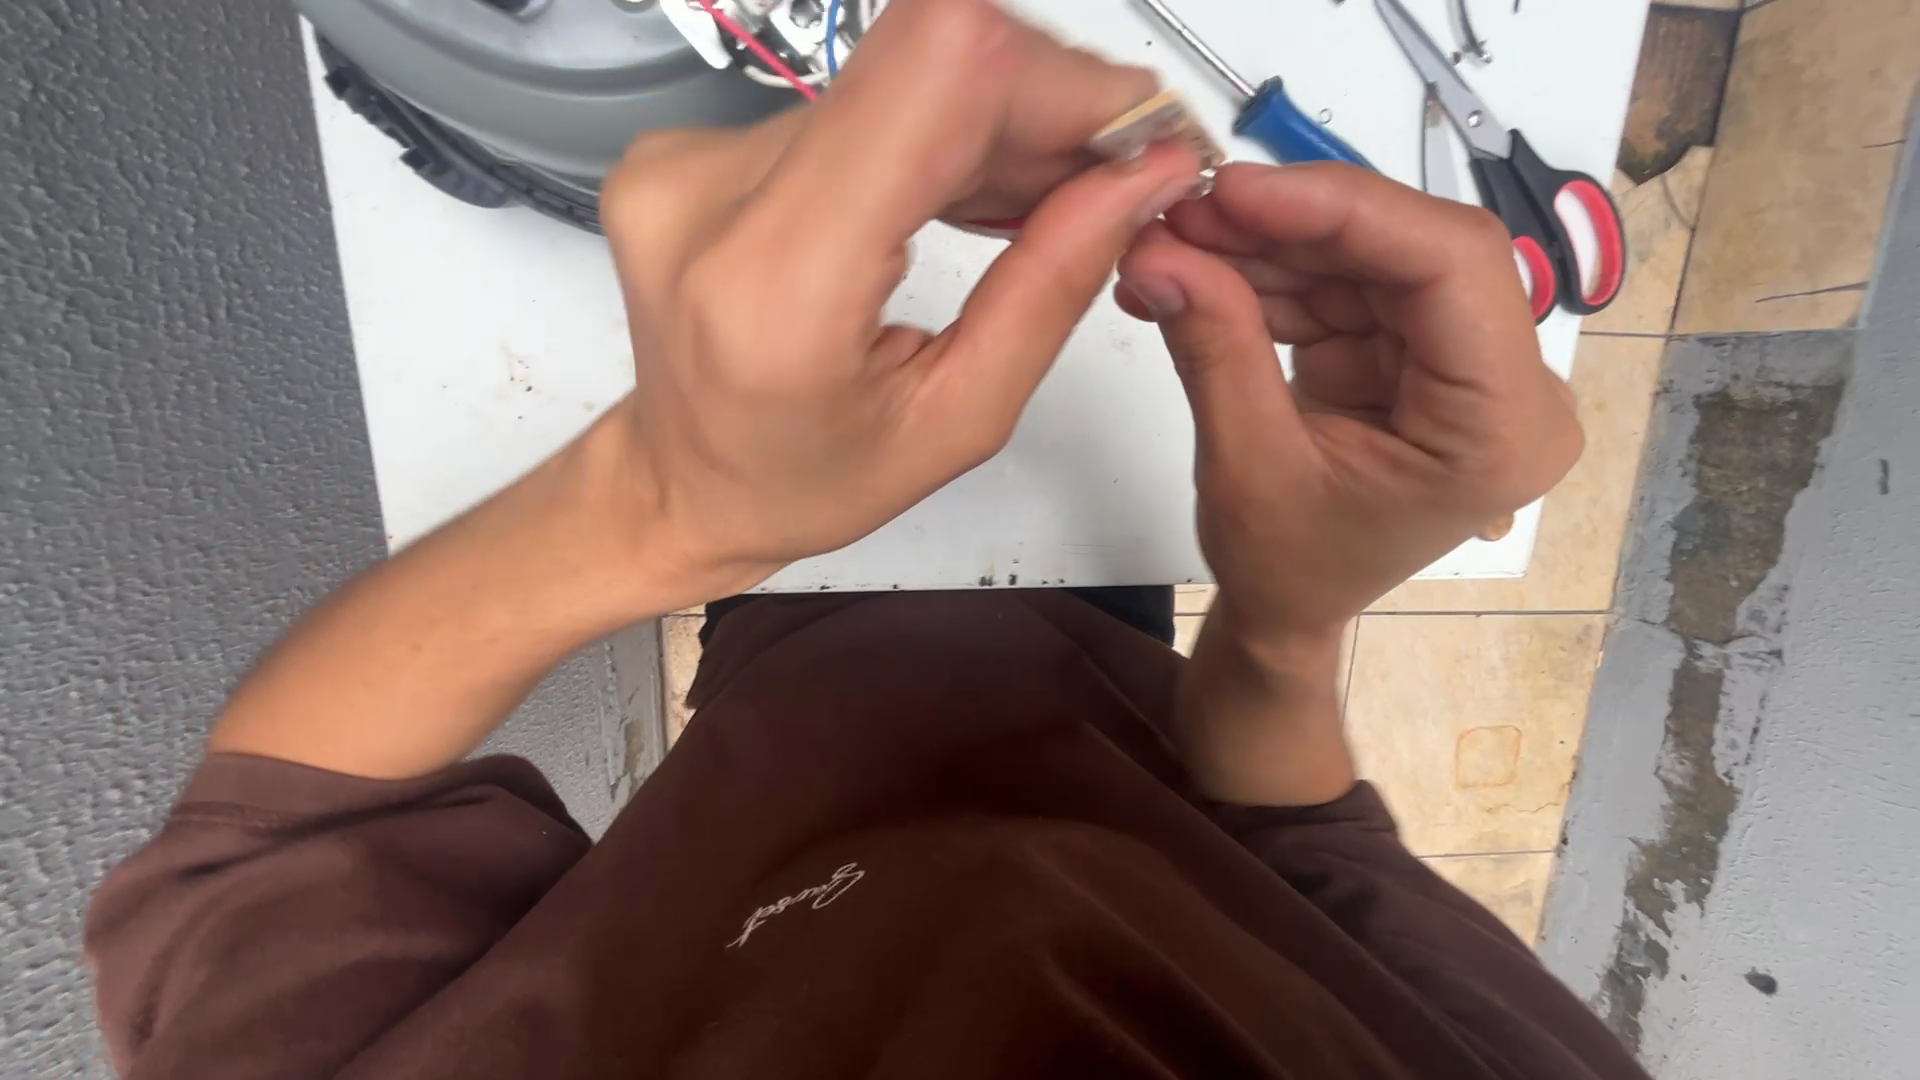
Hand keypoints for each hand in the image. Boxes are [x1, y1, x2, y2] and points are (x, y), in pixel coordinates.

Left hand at [600, 0, 1200, 602]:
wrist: (688, 483)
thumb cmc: (804, 483)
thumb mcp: (956, 422)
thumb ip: (1048, 292)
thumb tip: (1138, 178)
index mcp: (777, 291)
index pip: (936, 76)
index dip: (1057, 79)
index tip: (1132, 133)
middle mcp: (714, 200)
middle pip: (925, 59)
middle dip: (1044, 107)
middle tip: (1105, 179)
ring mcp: (695, 161)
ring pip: (896, 74)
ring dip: (994, 126)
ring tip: (1039, 204)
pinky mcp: (702, 148)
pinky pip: (854, 101)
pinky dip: (937, 135)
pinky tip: (973, 193)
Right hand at [1116, 164, 1581, 641]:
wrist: (1287, 609)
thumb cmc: (1281, 567)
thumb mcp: (1243, 464)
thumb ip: (1213, 349)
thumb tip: (1155, 252)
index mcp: (1497, 428)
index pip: (1451, 269)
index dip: (1342, 210)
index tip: (1233, 190)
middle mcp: (1501, 384)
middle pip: (1407, 256)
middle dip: (1287, 229)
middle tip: (1185, 215)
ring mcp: (1457, 370)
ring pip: (1365, 267)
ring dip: (1264, 252)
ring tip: (1171, 250)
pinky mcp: (1408, 363)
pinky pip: (1340, 297)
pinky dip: (1265, 285)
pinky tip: (1198, 280)